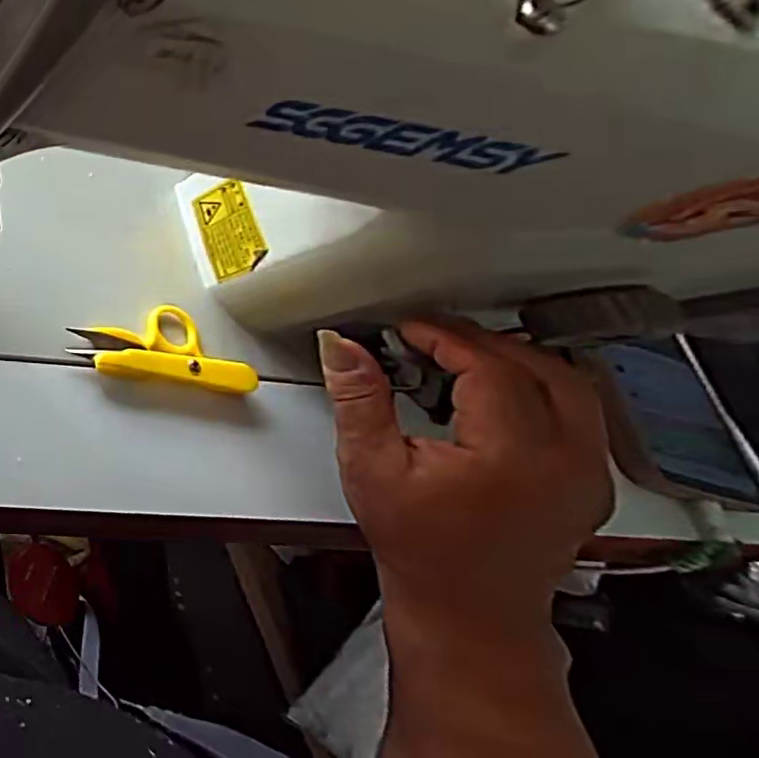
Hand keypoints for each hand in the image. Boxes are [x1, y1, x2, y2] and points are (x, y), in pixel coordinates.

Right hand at [319, 319, 613, 631]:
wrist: (464, 600)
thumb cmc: (417, 541)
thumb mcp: (369, 463)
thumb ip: (357, 398)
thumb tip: (340, 348)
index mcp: (513, 454)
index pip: (491, 367)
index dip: (444, 337)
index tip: (405, 328)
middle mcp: (566, 461)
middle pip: (542, 367)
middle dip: (479, 341)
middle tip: (426, 334)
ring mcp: (587, 473)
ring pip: (573, 386)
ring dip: (514, 359)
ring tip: (456, 355)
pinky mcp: (588, 480)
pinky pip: (579, 412)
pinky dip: (536, 386)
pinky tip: (488, 391)